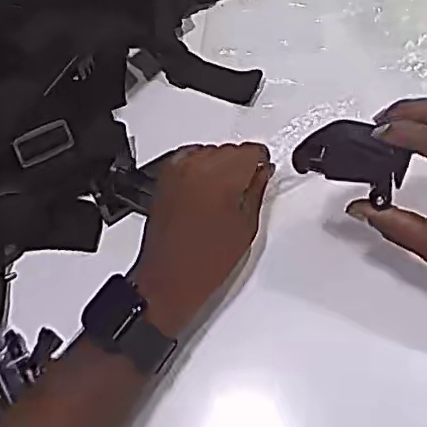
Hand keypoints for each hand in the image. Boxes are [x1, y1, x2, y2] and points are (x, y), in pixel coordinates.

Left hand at [131, 143, 273, 331]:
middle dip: (241, 165)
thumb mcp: (246, 226)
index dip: (261, 161)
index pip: (250, 150)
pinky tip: (205, 192)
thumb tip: (262, 173)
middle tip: (246, 190)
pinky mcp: (164, 175)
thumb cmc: (203, 262)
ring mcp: (177, 168)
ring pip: (209, 152)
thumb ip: (257, 190)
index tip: (263, 170)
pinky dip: (199, 169)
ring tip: (222, 197)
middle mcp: (196, 165)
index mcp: (221, 175)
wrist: (169, 278)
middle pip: (230, 149)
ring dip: (219, 167)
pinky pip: (189, 159)